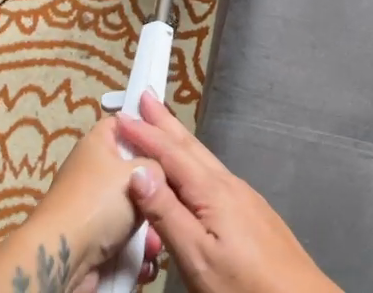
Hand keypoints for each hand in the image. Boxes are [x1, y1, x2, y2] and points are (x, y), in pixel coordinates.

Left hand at [0, 115, 165, 290]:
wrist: (63, 258)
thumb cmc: (99, 203)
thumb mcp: (141, 172)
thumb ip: (160, 164)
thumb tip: (160, 173)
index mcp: (97, 143)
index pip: (123, 122)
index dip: (146, 127)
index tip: (170, 141)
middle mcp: (93, 170)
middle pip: (135, 170)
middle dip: (155, 192)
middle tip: (168, 199)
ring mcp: (93, 206)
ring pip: (134, 210)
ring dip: (149, 228)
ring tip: (155, 241)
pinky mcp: (94, 238)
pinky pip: (124, 237)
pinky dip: (137, 249)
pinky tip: (145, 258)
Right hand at [119, 92, 340, 292]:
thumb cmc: (245, 284)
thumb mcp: (197, 256)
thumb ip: (166, 214)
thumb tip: (138, 172)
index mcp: (212, 192)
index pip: (171, 155)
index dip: (145, 135)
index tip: (122, 117)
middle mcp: (228, 185)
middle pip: (190, 147)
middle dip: (165, 123)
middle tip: (146, 97)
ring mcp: (243, 197)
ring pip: (203, 159)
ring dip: (179, 139)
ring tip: (162, 126)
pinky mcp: (250, 212)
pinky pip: (213, 174)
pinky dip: (194, 161)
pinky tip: (191, 171)